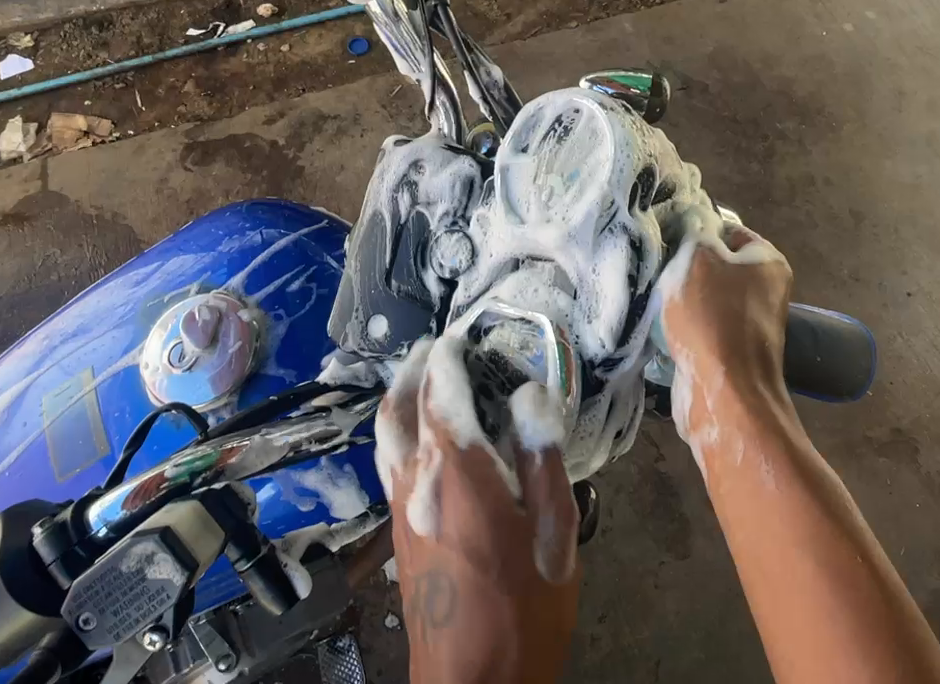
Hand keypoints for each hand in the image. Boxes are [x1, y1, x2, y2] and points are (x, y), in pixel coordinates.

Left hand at [374, 336, 579, 683]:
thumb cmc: (523, 603)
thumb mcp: (554, 528)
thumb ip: (541, 453)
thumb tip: (529, 392)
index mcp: (456, 470)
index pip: (440, 392)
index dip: (447, 357)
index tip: (461, 335)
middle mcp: (416, 481)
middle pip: (397, 409)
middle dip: (411, 369)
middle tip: (433, 347)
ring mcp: (400, 511)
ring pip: (385, 437)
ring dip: (399, 398)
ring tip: (420, 380)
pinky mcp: (397, 536)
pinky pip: (390, 464)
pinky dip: (399, 432)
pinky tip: (423, 440)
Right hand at [658, 225, 795, 454]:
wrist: (724, 393)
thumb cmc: (713, 316)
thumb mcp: (697, 258)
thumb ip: (696, 231)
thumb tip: (696, 222)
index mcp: (767, 262)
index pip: (729, 231)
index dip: (698, 232)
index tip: (669, 241)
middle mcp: (765, 291)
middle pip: (716, 266)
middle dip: (684, 269)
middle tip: (657, 269)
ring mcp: (749, 326)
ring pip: (704, 299)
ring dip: (680, 302)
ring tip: (655, 299)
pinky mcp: (730, 353)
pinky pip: (701, 329)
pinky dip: (682, 329)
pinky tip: (660, 329)